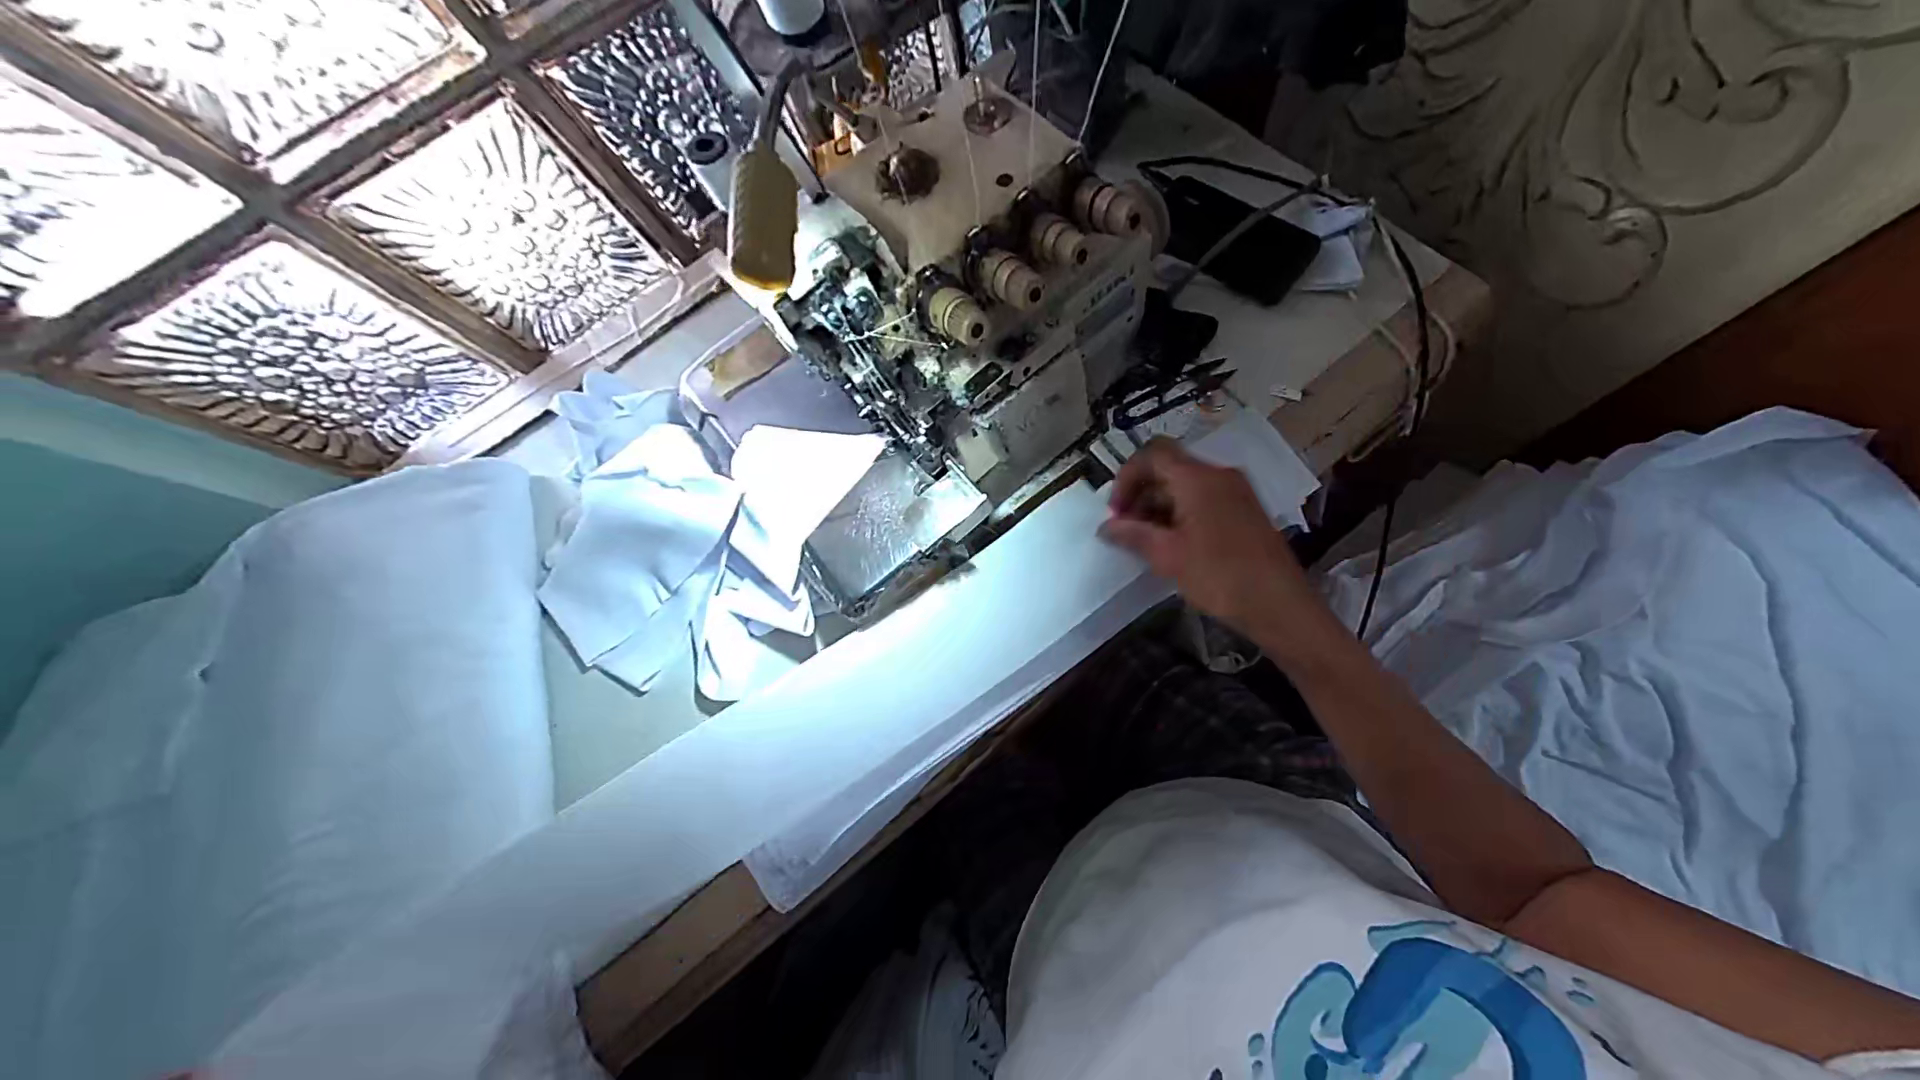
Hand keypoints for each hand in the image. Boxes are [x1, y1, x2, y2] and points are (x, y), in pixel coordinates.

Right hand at [1098, 438, 1323, 635]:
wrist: (1280, 605)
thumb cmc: (1220, 577)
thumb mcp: (1168, 556)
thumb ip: (1132, 535)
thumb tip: (1106, 526)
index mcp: (1198, 478)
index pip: (1151, 455)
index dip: (1125, 478)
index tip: (1115, 513)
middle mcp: (1219, 475)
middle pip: (1168, 468)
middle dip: (1140, 494)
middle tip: (1125, 530)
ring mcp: (1235, 491)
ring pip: (1185, 485)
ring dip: (1158, 506)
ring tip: (1146, 542)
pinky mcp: (1244, 510)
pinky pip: (1203, 499)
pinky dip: (1180, 513)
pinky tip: (1172, 545)